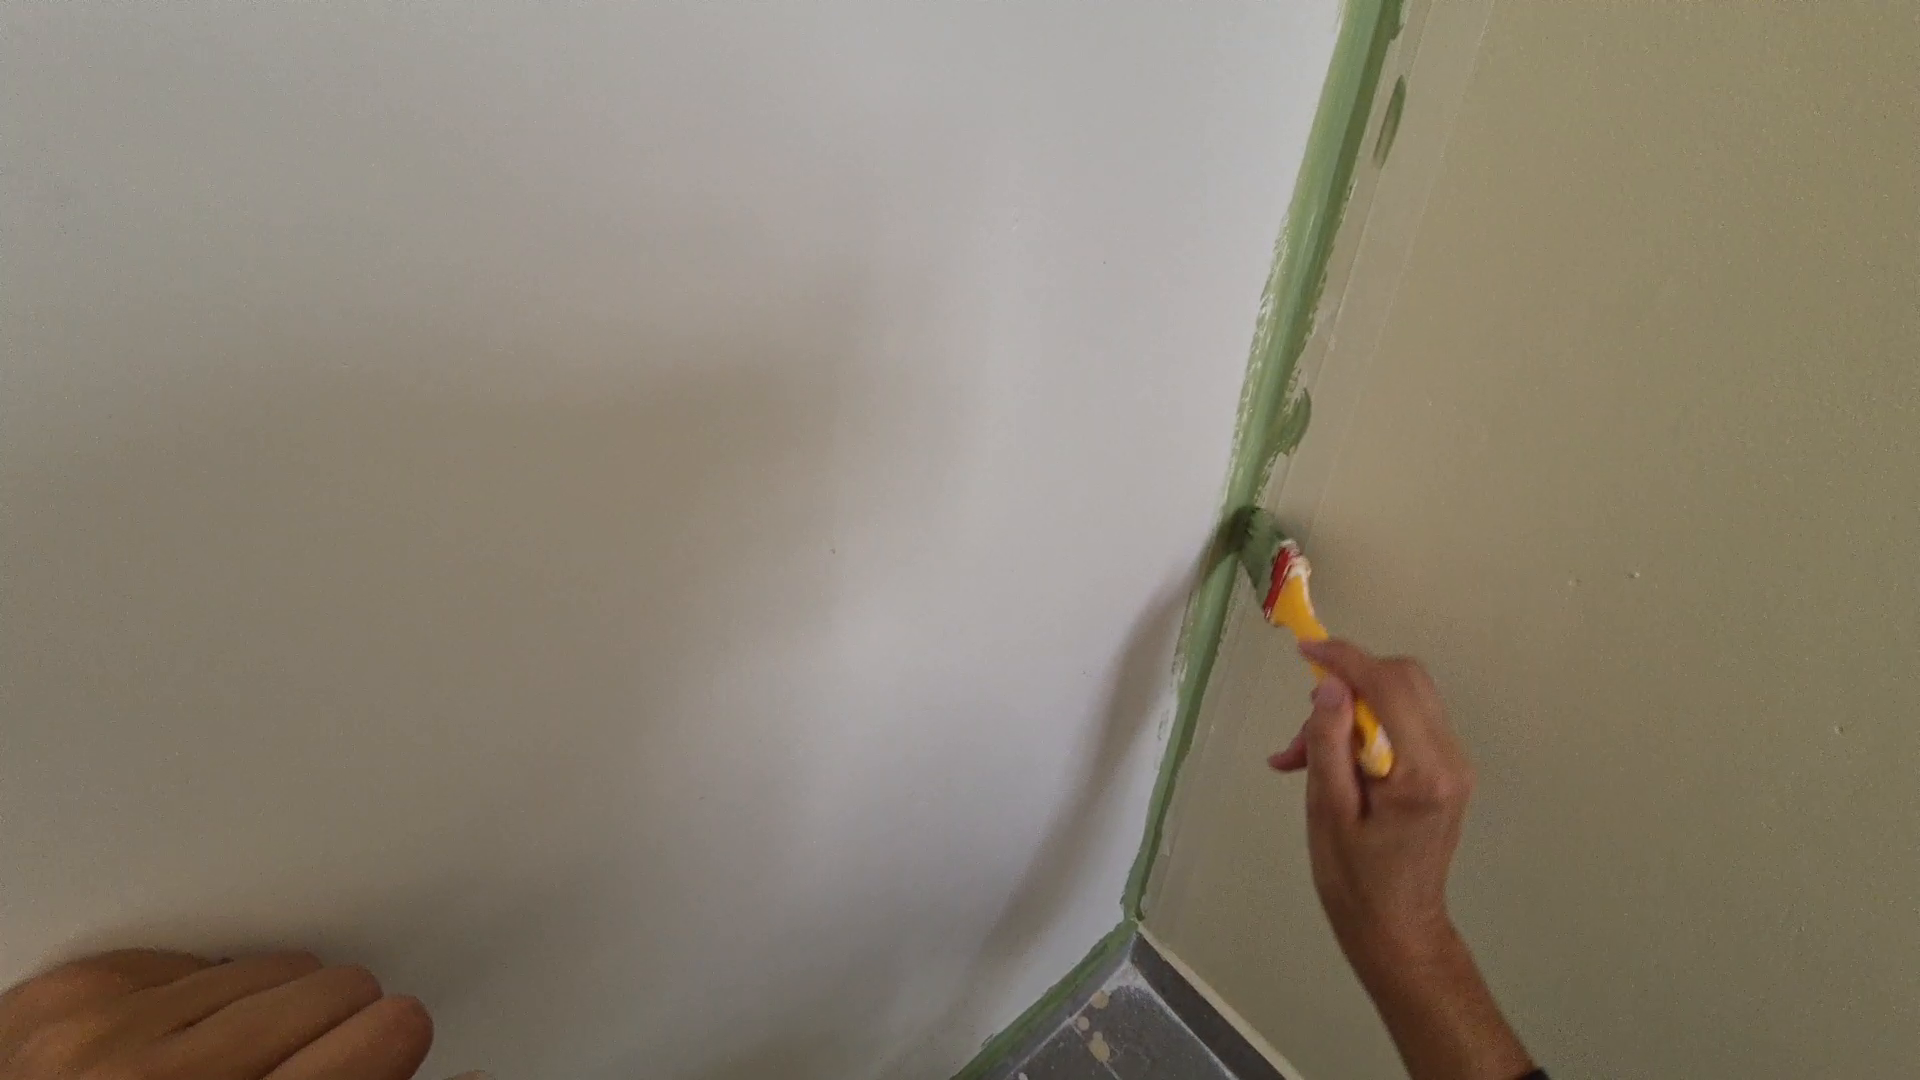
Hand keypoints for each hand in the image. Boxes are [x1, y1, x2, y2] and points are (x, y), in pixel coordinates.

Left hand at [0, 949, 433, 1079]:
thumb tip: (476, 1071)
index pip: (396, 1028)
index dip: (383, 1050)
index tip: (367, 1061)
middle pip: (347, 986)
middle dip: (323, 1030)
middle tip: (277, 1076)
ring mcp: (104, 1040)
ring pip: (285, 965)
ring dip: (258, 1013)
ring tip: (206, 1072)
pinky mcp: (69, 997)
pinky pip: (205, 954)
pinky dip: (192, 999)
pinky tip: (159, 1051)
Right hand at [1268, 639, 1471, 973]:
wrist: (1396, 926)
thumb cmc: (1353, 874)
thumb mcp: (1327, 806)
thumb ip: (1329, 741)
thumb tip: (1330, 684)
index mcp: (1423, 771)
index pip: (1389, 686)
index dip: (1345, 658)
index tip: (1304, 648)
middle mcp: (1450, 759)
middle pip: (1407, 678)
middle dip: (1351, 677)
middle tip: (1305, 712)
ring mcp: (1452, 764)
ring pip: (1404, 695)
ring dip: (1350, 704)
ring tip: (1301, 750)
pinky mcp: (1443, 770)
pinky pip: (1403, 721)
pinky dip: (1361, 724)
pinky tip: (1324, 757)